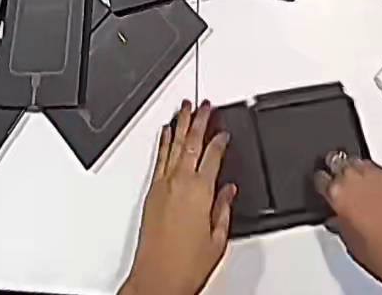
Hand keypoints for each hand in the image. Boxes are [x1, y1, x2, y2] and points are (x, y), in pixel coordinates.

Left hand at [122, 101, 234, 294]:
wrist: (158, 278)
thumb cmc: (187, 264)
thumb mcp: (218, 240)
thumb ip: (224, 209)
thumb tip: (228, 189)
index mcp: (201, 191)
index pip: (213, 155)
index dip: (219, 140)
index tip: (224, 131)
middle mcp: (181, 181)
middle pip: (192, 141)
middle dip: (200, 120)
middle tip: (205, 104)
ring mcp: (164, 183)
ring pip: (174, 143)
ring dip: (181, 123)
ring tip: (186, 106)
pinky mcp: (152, 189)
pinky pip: (160, 156)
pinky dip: (164, 141)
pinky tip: (167, 130)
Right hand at [315, 152, 381, 294]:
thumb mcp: (348, 240)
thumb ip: (337, 219)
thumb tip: (336, 214)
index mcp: (336, 193)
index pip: (319, 177)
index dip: (322, 185)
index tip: (324, 189)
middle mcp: (351, 178)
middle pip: (334, 160)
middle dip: (334, 170)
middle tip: (338, 183)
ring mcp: (371, 175)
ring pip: (352, 159)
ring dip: (351, 169)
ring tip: (356, 183)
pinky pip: (371, 165)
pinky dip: (368, 172)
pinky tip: (371, 186)